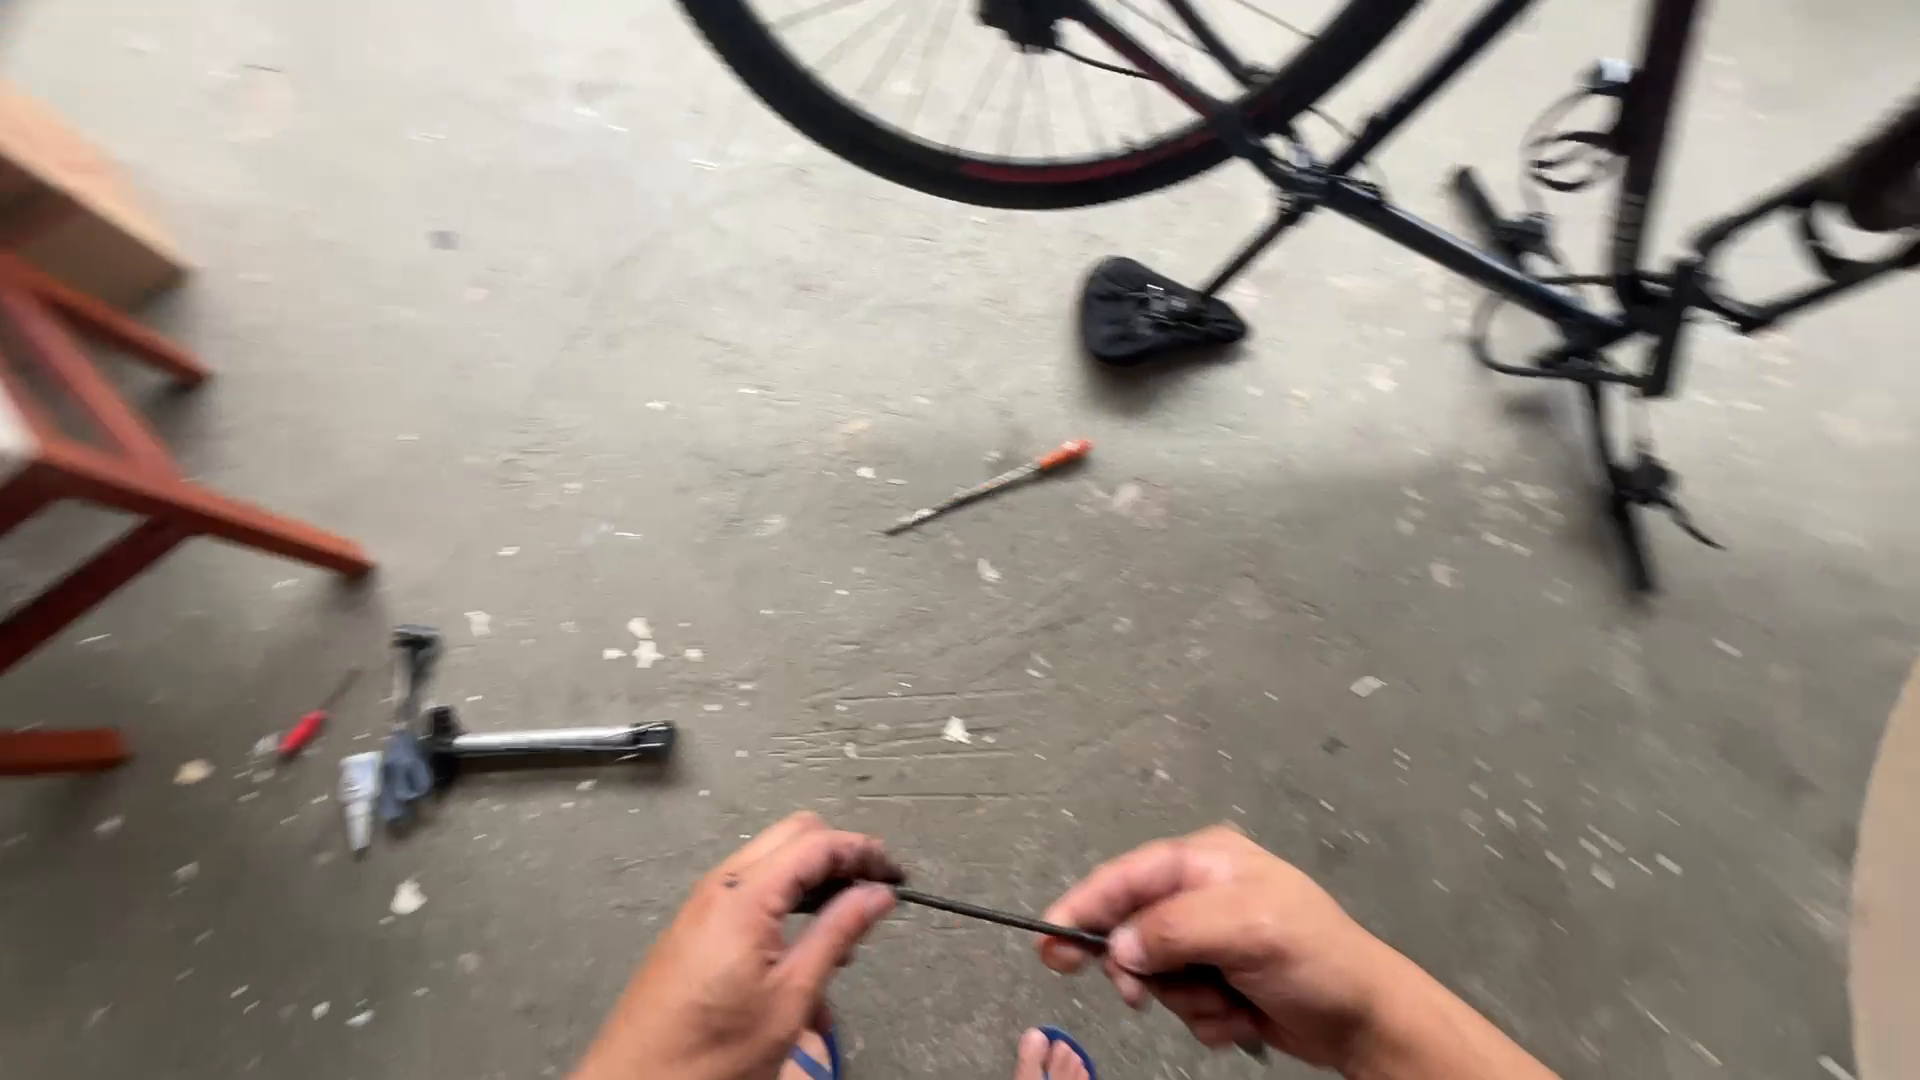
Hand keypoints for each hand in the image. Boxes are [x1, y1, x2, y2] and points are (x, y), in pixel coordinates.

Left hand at [573, 812, 902, 1079]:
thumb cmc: (707, 1057)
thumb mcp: (790, 999)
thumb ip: (837, 933)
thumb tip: (877, 894)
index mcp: (744, 896)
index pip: (817, 843)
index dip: (863, 850)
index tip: (894, 872)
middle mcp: (721, 886)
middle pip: (796, 836)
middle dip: (839, 855)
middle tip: (871, 890)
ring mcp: (704, 903)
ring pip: (774, 861)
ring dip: (814, 881)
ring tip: (843, 929)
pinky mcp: (696, 924)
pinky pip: (752, 890)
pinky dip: (786, 901)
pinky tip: (803, 948)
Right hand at [1037, 825, 1403, 1069]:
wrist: (1369, 1020)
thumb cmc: (1310, 956)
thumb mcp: (1245, 928)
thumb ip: (1174, 929)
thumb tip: (1118, 946)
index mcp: (1202, 861)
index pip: (1127, 876)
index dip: (1084, 903)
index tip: (1047, 935)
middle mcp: (1198, 892)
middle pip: (1133, 926)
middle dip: (1141, 966)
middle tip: (1137, 995)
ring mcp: (1208, 935)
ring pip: (1155, 970)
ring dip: (1182, 998)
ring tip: (1224, 1005)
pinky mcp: (1217, 975)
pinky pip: (1181, 999)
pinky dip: (1204, 1015)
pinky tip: (1239, 1017)